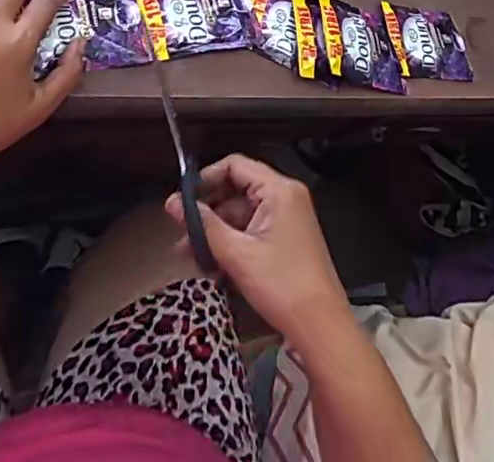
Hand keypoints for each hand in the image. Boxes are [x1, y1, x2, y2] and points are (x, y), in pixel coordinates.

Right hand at [165, 154, 346, 339]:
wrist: (321, 327)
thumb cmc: (281, 285)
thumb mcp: (236, 253)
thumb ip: (203, 224)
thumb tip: (173, 204)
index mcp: (279, 190)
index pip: (234, 165)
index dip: (205, 178)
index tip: (182, 199)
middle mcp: (286, 196)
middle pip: (237, 188)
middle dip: (207, 209)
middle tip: (181, 229)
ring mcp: (287, 217)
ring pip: (242, 211)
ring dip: (216, 229)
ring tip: (189, 252)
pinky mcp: (286, 237)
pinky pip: (252, 228)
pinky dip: (231, 240)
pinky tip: (211, 261)